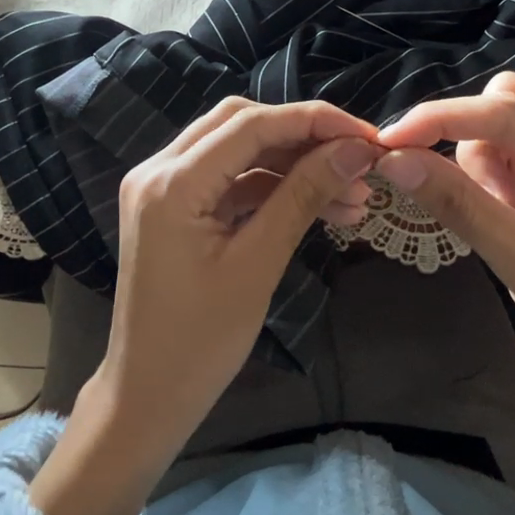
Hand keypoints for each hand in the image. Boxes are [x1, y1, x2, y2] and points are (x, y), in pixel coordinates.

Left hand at [31, 98, 381, 514]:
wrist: (148, 394)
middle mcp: (158, 169)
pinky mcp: (172, 206)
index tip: (366, 135)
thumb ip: (303, 196)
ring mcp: (161, 186)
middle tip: (358, 160)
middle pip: (240, 124)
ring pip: (236, 149)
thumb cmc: (200, 341)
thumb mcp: (258, 264)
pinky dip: (270, 186)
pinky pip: (226, 178)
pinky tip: (317, 205)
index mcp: (171, 182)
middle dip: (302, 136)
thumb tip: (355, 150)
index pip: (250, 124)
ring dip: (292, 164)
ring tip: (352, 195)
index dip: (312, 120)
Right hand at [377, 74, 514, 514]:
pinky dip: (493, 184)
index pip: (508, 112)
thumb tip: (394, 160)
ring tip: (498, 225)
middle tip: (454, 195)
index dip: (442, 117)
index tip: (389, 143)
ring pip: (507, 132)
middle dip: (466, 139)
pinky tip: (505, 224)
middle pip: (510, 106)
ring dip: (481, 168)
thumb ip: (461, 205)